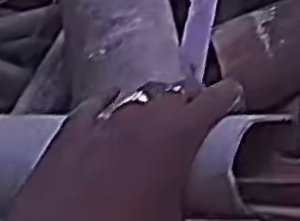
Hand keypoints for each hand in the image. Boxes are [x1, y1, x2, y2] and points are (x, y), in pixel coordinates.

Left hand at [9, 79, 243, 220]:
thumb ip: (210, 212)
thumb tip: (230, 212)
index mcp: (181, 131)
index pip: (220, 95)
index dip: (230, 101)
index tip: (233, 111)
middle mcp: (147, 116)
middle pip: (181, 91)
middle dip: (192, 103)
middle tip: (197, 125)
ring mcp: (105, 123)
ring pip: (141, 96)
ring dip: (154, 107)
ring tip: (157, 126)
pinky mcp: (66, 139)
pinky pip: (94, 106)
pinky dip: (108, 103)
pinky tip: (111, 105)